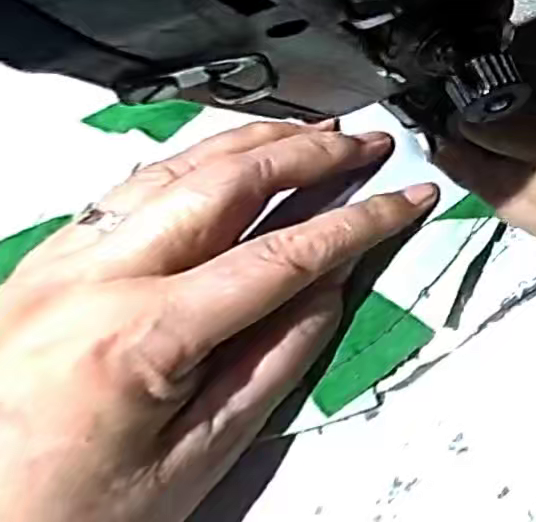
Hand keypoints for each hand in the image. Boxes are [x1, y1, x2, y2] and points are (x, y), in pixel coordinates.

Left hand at [0, 122, 436, 521]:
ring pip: (170, 173)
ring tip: (320, 133)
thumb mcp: (207, 445)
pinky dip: (197, 163)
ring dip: (258, 143)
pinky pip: (123, 195)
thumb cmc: (77, 515)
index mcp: (132, 340)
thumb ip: (287, 344)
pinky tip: (239, 158)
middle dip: (315, 154)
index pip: (287, 253)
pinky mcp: (25, 277)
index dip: (366, 219)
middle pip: (226, 186)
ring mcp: (39, 277)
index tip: (415, 197)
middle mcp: (79, 290)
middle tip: (374, 143)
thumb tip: (340, 268)